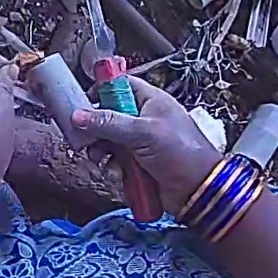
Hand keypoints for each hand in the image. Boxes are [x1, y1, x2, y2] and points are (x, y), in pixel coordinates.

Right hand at [72, 77, 222, 208]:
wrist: (200, 192)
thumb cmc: (179, 154)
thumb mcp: (142, 133)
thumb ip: (108, 123)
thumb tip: (77, 116)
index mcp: (152, 101)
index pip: (121, 85)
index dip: (102, 91)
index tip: (84, 103)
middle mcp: (145, 118)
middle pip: (110, 113)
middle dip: (96, 127)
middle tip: (84, 136)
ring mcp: (142, 140)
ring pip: (110, 138)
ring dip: (101, 148)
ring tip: (98, 157)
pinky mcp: (139, 161)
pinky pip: (116, 158)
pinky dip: (111, 164)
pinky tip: (113, 171)